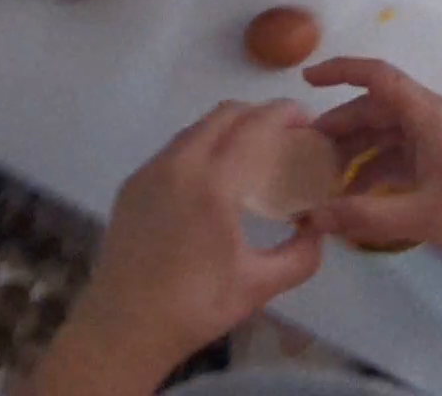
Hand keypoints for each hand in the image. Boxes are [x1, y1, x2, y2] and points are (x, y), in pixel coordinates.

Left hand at [38, 101, 324, 394]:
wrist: (122, 329)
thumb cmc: (195, 306)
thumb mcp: (258, 286)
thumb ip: (300, 256)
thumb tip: (319, 229)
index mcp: (213, 183)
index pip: (255, 126)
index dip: (284, 113)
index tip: (306, 118)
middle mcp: (180, 163)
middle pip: (226, 113)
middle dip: (259, 112)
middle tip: (283, 132)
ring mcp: (151, 169)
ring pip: (197, 127)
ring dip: (229, 126)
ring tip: (250, 149)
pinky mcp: (133, 182)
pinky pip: (175, 147)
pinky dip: (202, 144)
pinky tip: (211, 174)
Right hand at [300, 57, 441, 266]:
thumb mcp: (422, 217)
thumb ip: (365, 216)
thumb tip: (314, 217)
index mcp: (428, 114)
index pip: (378, 76)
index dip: (340, 71)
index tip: (306, 79)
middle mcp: (432, 117)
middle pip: (376, 108)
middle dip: (340, 127)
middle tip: (305, 152)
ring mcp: (440, 138)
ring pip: (387, 133)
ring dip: (357, 151)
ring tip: (324, 179)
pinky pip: (401, 154)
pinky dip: (377, 168)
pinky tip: (357, 196)